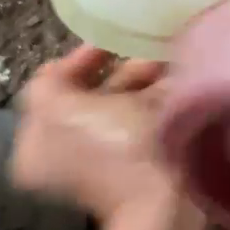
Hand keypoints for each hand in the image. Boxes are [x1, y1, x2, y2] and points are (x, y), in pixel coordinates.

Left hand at [11, 45, 175, 221]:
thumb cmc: (113, 148)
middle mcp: (78, 147)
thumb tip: (67, 63)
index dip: (79, 61)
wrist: (175, 188)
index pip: (55, 89)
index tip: (113, 40)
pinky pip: (159, 107)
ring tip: (179, 55)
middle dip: (124, 66)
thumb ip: (49, 84)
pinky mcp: (158, 147)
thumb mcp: (61, 113)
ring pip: (133, 97)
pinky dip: (171, 89)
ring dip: (153, 75)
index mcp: (41, 146)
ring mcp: (120, 149)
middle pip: (98, 91)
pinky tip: (188, 72)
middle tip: (153, 47)